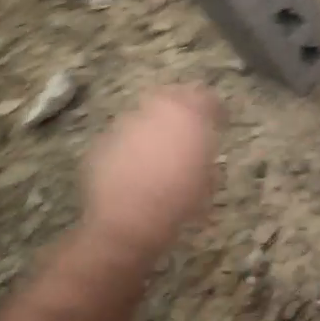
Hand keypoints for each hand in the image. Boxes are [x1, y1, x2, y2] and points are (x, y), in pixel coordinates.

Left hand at [81, 87, 220, 259]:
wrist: (127, 223)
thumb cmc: (180, 199)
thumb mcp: (209, 174)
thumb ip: (205, 149)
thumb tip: (200, 146)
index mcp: (189, 113)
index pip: (206, 97)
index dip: (214, 110)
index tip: (219, 124)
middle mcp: (156, 110)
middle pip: (171, 97)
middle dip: (180, 111)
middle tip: (186, 131)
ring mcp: (125, 125)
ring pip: (144, 117)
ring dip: (153, 128)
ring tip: (156, 152)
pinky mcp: (101, 144)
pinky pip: (122, 138)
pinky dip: (130, 146)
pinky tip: (133, 167)